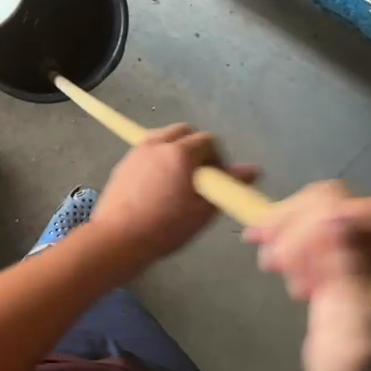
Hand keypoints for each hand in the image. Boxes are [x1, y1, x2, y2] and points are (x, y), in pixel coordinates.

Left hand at [89, 124, 258, 266]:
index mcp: (180, 151)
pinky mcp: (122, 162)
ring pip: (163, 138)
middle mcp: (157, 143)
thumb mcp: (203, 210)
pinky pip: (147, 150)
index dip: (218, 158)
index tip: (216, 179)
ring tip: (178, 180)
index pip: (208, 140)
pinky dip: (157, 158)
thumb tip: (254, 169)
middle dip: (196, 148)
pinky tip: (156, 186)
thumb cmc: (165, 227)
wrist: (117, 238)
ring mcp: (137, 151)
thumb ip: (228, 185)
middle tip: (199, 176)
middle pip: (184, 132)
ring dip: (176, 150)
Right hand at [245, 182, 370, 370]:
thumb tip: (337, 217)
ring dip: (287, 230)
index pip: (367, 213)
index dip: (321, 222)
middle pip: (340, 201)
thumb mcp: (360, 329)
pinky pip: (311, 219)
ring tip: (272, 267)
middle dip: (298, 228)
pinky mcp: (348, 246)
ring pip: (319, 205)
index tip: (282, 254)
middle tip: (270, 264)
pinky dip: (286, 233)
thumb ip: (352, 272)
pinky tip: (272, 258)